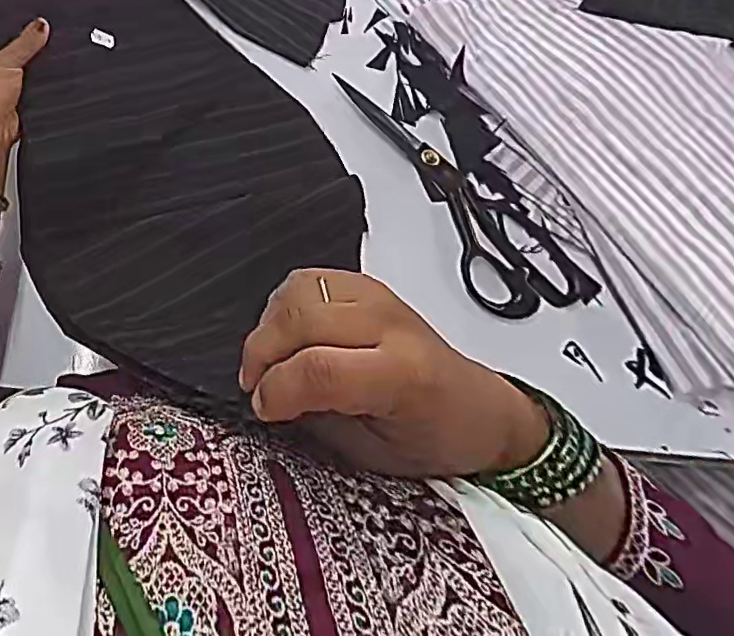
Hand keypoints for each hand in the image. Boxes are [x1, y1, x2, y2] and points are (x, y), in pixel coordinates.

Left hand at [0, 19, 47, 153]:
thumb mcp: (6, 62)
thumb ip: (26, 42)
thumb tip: (40, 25)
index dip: (16, 25)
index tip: (35, 22)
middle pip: (12, 50)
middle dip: (27, 49)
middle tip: (41, 43)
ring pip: (23, 70)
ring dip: (32, 71)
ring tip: (39, 67)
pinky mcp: (12, 102)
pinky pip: (30, 88)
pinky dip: (36, 87)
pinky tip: (40, 85)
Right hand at [238, 269, 549, 478]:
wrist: (476, 407)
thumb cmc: (435, 435)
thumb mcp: (375, 454)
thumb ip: (317, 420)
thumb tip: (267, 396)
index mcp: (404, 375)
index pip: (321, 369)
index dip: (277, 389)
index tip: (263, 407)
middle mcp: (389, 324)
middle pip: (301, 320)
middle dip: (263, 354)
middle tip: (256, 385)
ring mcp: (376, 295)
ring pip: (298, 291)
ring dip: (269, 326)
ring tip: (268, 359)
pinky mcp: (364, 283)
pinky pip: (307, 279)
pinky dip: (283, 305)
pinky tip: (284, 332)